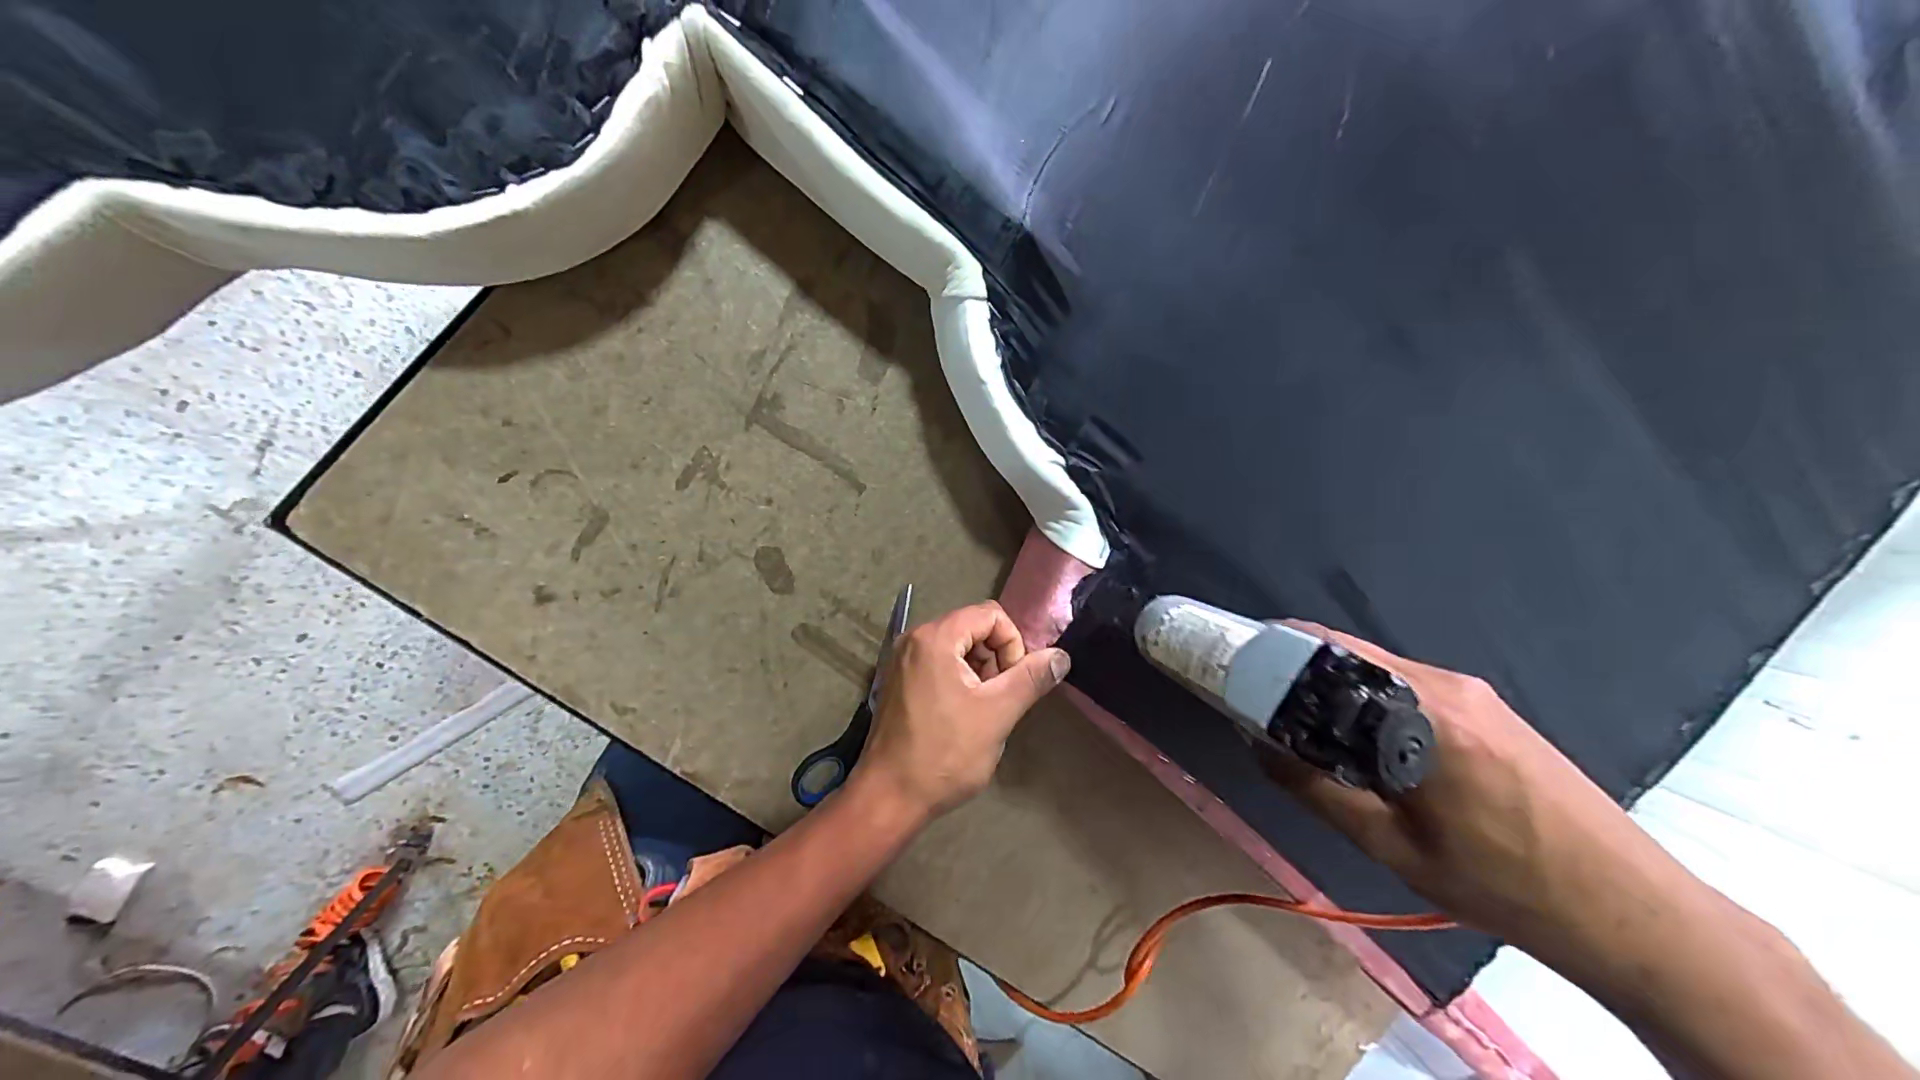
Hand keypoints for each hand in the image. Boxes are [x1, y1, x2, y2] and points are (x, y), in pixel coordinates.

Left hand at [854, 600, 1069, 818]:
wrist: (889, 796)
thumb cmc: (944, 754)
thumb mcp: (997, 714)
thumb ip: (1030, 679)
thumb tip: (1061, 656)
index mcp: (935, 638)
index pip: (991, 615)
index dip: (1012, 644)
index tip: (1012, 683)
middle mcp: (914, 639)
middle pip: (973, 627)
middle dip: (997, 658)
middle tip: (999, 699)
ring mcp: (903, 660)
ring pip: (959, 647)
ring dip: (981, 671)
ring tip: (983, 711)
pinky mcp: (900, 681)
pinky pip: (940, 664)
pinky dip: (960, 680)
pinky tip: (963, 715)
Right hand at [1261, 622, 1670, 949]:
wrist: (1633, 913)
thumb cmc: (1504, 884)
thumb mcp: (1390, 845)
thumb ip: (1313, 788)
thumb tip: (1257, 743)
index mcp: (1425, 711)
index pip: (1329, 652)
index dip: (1273, 650)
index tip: (1233, 663)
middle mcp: (1449, 686)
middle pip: (1350, 654)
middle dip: (1294, 667)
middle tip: (1253, 694)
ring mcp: (1475, 694)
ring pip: (1378, 670)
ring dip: (1332, 687)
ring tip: (1297, 722)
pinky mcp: (1491, 711)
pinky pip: (1409, 688)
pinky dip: (1367, 701)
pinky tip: (1357, 739)